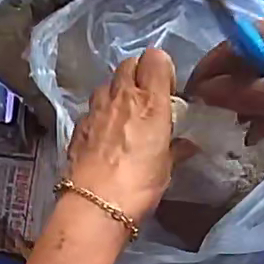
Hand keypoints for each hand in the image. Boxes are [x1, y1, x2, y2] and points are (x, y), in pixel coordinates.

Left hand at [66, 49, 178, 221]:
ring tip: (121, 117)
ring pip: (106, 85)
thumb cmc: (138, 186)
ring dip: (115, 93)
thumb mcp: (165, 169)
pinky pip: (90, 110)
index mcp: (150, 102)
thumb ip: (176, 150)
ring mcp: (95, 110)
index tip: (166, 91)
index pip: (156, 58)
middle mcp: (121, 98)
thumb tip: (186, 145)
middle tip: (144, 100)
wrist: (94, 206)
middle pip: (128, 64)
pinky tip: (103, 136)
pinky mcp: (77, 127)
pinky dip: (98, 116)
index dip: (161, 69)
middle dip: (137, 75)